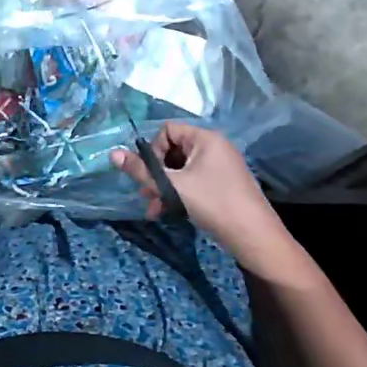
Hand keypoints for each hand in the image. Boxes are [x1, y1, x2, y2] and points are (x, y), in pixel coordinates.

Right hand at [110, 122, 309, 281]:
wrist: (253, 236)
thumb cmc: (212, 203)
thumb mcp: (172, 187)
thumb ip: (141, 170)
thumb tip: (112, 154)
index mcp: (206, 139)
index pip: (167, 130)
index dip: (153, 149)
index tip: (149, 173)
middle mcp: (215, 147)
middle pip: (173, 150)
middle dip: (155, 173)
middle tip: (146, 194)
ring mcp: (221, 166)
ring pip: (181, 169)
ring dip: (164, 186)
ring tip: (155, 209)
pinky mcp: (223, 183)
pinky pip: (193, 180)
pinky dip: (179, 193)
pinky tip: (169, 212)